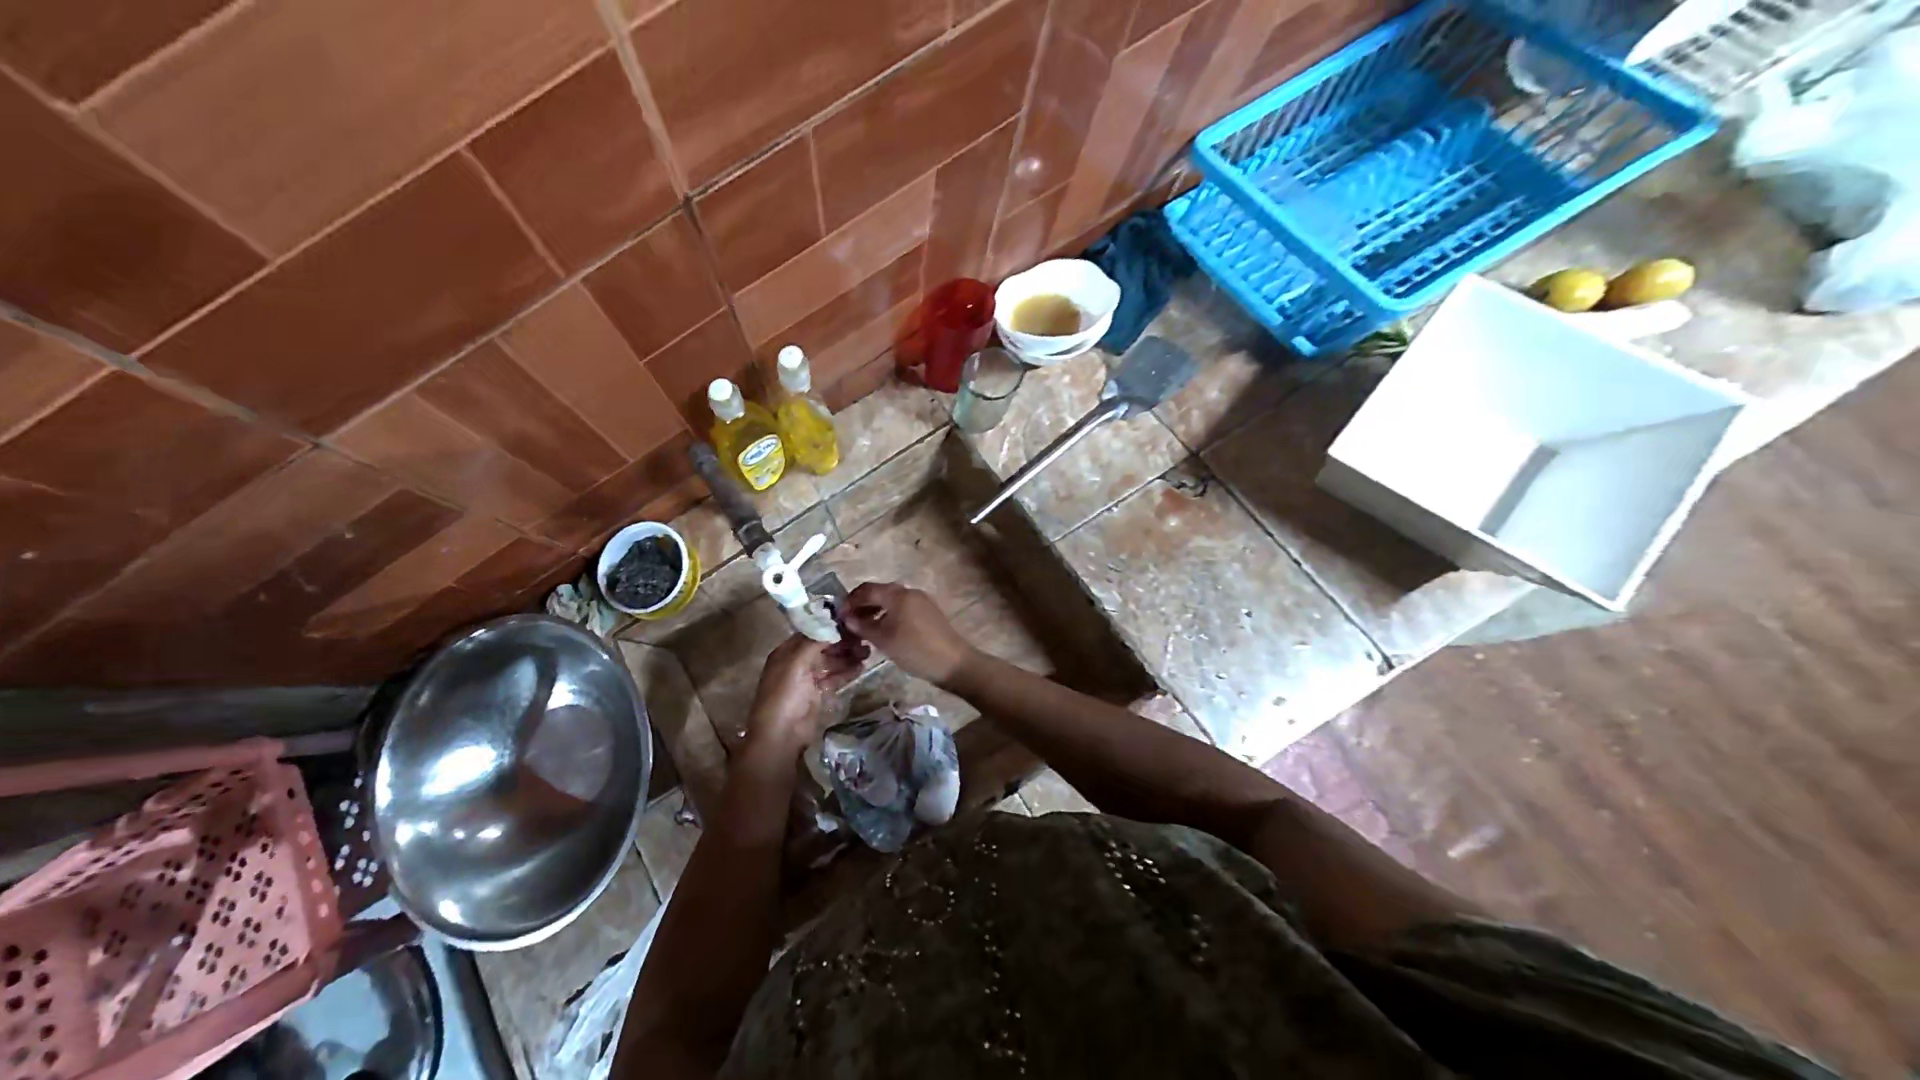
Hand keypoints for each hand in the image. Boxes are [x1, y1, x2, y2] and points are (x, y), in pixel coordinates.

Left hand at [747, 634, 866, 748]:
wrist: (781, 734)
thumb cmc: (785, 695)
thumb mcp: (796, 663)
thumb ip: (813, 643)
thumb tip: (832, 624)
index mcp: (786, 652)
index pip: (811, 632)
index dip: (830, 627)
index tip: (851, 623)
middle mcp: (796, 662)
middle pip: (823, 647)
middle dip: (842, 642)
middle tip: (863, 639)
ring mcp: (807, 678)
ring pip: (830, 662)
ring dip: (847, 656)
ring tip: (867, 653)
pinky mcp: (817, 693)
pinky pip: (834, 677)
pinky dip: (846, 672)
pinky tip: (861, 667)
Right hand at [842, 582, 978, 685]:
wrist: (954, 662)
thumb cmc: (915, 650)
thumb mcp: (884, 640)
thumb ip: (862, 626)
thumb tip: (847, 618)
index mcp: (897, 594)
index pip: (866, 589)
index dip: (850, 601)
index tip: (839, 616)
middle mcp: (909, 592)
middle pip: (879, 593)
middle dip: (862, 605)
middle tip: (849, 623)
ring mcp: (921, 601)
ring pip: (891, 601)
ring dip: (875, 611)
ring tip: (864, 629)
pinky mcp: (929, 612)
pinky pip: (903, 608)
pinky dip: (889, 615)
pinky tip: (884, 631)